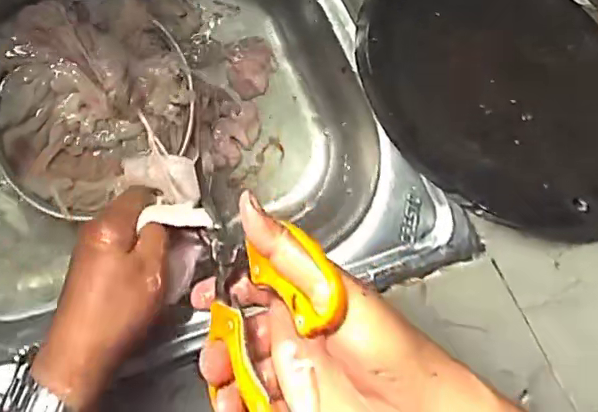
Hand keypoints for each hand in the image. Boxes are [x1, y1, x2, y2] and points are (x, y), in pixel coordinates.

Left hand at [33, 188, 169, 408]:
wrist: (75, 357)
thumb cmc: (117, 313)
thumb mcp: (151, 272)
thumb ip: (160, 235)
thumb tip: (163, 218)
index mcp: (109, 222)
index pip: (142, 192)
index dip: (166, 202)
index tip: (183, 221)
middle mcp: (93, 226)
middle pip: (131, 209)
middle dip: (154, 223)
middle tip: (174, 244)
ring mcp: (85, 245)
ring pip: (122, 229)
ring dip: (141, 240)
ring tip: (158, 262)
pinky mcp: (84, 265)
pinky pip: (112, 246)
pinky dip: (128, 254)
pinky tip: (137, 275)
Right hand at [193, 192, 517, 411]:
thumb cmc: (395, 353)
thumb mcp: (334, 292)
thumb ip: (287, 251)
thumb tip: (249, 205)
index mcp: (304, 293)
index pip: (253, 278)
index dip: (225, 284)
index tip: (203, 293)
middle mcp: (298, 330)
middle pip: (242, 327)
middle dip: (219, 336)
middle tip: (211, 350)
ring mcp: (299, 372)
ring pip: (246, 367)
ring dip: (226, 374)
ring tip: (222, 384)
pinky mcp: (301, 406)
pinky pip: (258, 404)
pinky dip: (238, 405)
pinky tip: (233, 406)